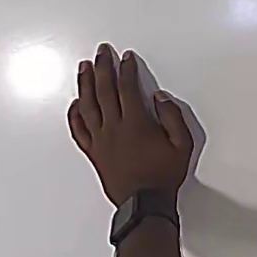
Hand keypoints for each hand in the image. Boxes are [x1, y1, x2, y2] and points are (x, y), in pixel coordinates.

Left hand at [68, 44, 194, 205]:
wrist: (144, 204)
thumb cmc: (162, 176)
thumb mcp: (182, 144)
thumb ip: (172, 117)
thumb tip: (160, 98)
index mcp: (135, 123)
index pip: (127, 88)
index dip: (126, 69)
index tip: (126, 57)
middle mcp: (114, 128)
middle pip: (104, 90)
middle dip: (103, 67)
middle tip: (101, 51)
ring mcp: (100, 140)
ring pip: (88, 105)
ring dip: (85, 83)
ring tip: (84, 67)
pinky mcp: (94, 152)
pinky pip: (79, 129)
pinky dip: (74, 114)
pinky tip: (74, 103)